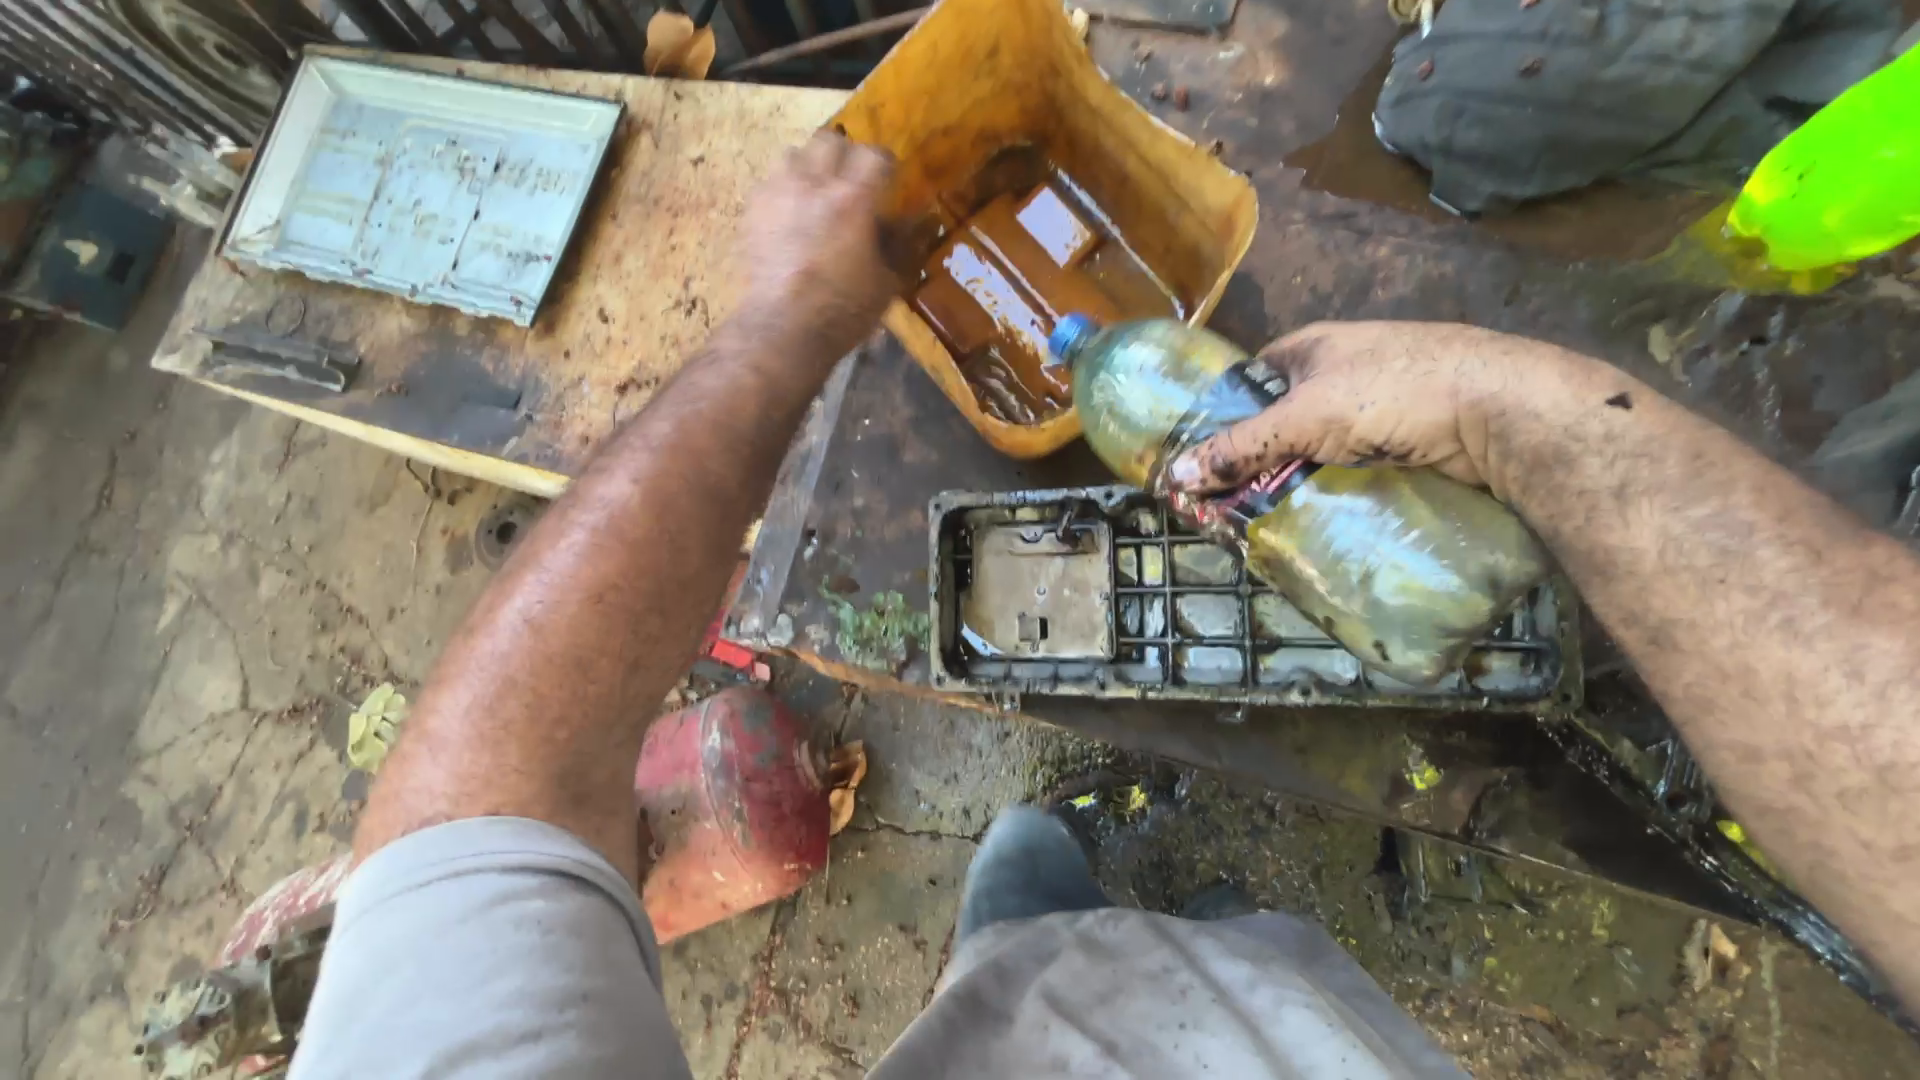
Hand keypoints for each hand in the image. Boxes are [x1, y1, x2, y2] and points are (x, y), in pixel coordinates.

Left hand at [733, 131, 898, 362]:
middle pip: (830, 140)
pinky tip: (789, 214)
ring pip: (794, 153)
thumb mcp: (886, 284)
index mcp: (854, 199)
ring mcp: (778, 192)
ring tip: (815, 192)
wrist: (783, 327)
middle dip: (844, 155)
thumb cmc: (843, 310)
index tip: (888, 180)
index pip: (875, 155)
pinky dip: (783, 189)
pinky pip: (769, 181)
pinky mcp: (752, 210)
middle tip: (850, 180)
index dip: (886, 165)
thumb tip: (904, 226)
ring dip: (809, 166)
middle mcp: (814, 183)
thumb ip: (898, 248)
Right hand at [1164, 321, 1590, 499]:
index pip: (1250, 380)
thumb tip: (1174, 475)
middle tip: (1226, 498)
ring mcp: (1377, 405)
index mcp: (1312, 347)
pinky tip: (1313, 513)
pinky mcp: (1404, 438)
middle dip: (1256, 456)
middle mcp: (1342, 370)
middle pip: (1281, 418)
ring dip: (1293, 476)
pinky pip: (1349, 465)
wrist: (1501, 411)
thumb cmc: (1391, 393)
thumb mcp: (1302, 419)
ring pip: (1316, 447)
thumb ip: (1239, 448)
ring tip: (1262, 515)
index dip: (1224, 413)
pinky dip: (1329, 486)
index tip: (1202, 456)